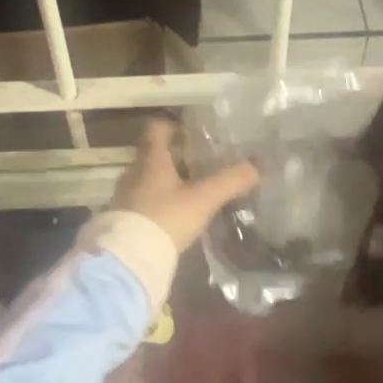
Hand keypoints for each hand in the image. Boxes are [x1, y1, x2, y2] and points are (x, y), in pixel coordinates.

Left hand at [113, 119, 259, 251]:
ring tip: (190, 190)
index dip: (172, 126)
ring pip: (146, 178)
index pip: (156, 129)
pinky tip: (174, 215)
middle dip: (174, 156)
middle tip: (198, 163)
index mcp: (150, 159)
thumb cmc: (166, 218)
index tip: (190, 132)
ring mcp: (124, 196)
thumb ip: (230, 181)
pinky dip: (158, 202)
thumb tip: (259, 165)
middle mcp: (133, 172)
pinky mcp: (123, 218)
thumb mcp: (204, 199)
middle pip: (151, 154)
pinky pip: (142, 201)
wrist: (130, 257)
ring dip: (166, 180)